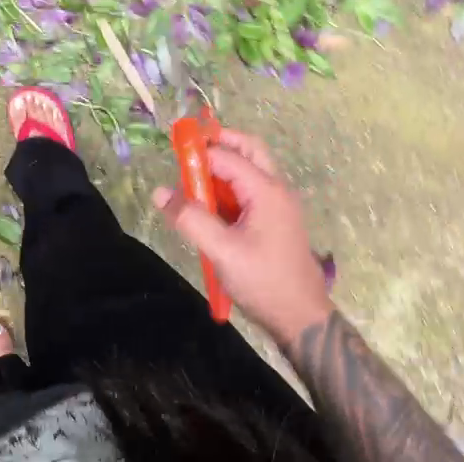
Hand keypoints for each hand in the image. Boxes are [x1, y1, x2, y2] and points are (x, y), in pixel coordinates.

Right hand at [152, 129, 332, 351]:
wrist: (303, 320)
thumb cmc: (264, 282)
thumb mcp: (222, 251)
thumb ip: (190, 219)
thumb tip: (159, 193)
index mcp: (266, 190)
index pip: (226, 156)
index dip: (198, 156)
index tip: (173, 163)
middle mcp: (277, 189)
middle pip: (249, 149)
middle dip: (219, 144)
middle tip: (191, 154)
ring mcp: (280, 204)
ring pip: (252, 167)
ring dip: (225, 166)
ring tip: (196, 184)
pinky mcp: (277, 219)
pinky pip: (252, 189)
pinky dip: (231, 186)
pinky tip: (212, 208)